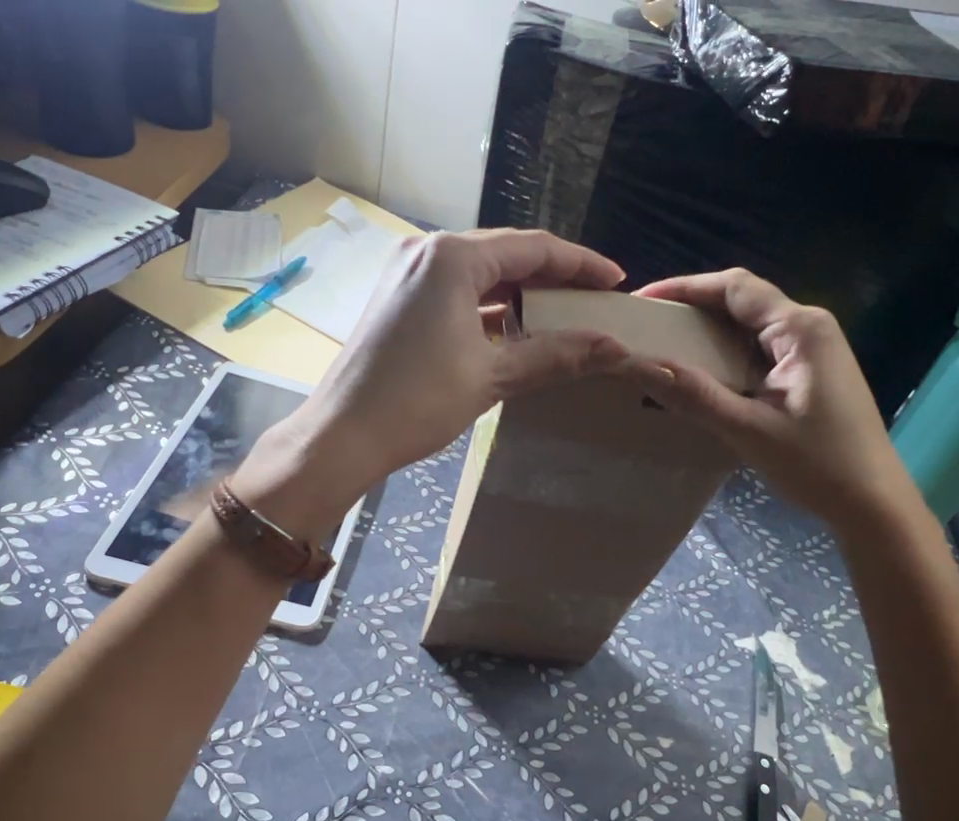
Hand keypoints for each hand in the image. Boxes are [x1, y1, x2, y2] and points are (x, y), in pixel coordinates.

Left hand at [236, 229, 628, 532]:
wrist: (342, 435)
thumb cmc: (416, 401)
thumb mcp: (492, 376)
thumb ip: (555, 355)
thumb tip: (616, 349)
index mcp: (452, 257)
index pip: (533, 247)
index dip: (580, 264)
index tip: (616, 282)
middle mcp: (427, 252)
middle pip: (506, 255)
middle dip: (553, 278)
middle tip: (595, 301)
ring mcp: (408, 274)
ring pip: (481, 274)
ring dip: (521, 294)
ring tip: (563, 316)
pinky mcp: (399, 300)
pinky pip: (457, 292)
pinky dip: (489, 308)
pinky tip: (515, 329)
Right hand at [627, 269, 911, 520]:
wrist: (873, 504)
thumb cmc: (819, 465)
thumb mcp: (750, 431)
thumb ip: (694, 395)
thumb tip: (637, 365)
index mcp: (800, 328)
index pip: (735, 287)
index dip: (684, 287)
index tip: (641, 301)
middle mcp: (809, 328)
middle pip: (742, 301)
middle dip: (692, 308)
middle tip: (645, 327)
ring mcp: (813, 351)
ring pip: (750, 327)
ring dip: (708, 333)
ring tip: (663, 348)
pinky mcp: (810, 375)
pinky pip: (760, 351)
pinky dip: (726, 356)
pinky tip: (701, 375)